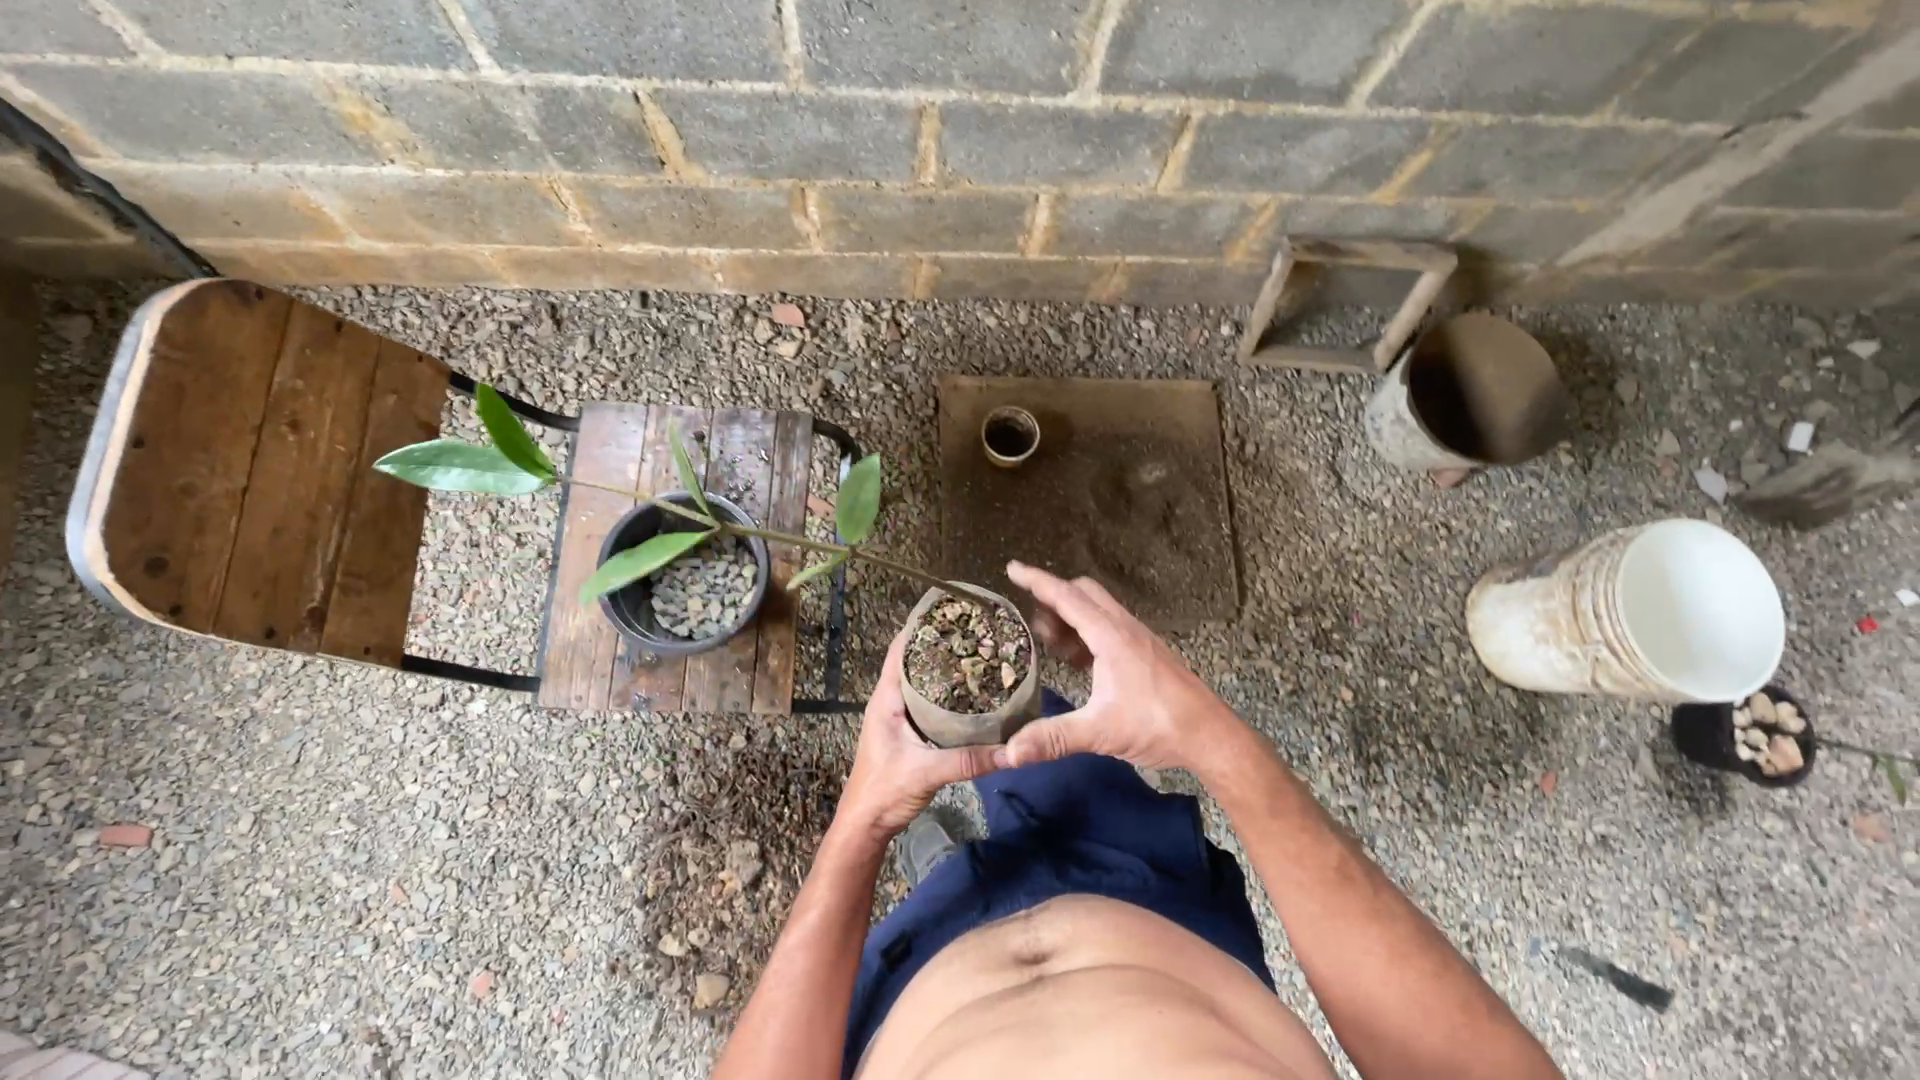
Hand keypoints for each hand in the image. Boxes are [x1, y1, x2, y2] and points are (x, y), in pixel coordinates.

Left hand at [836, 632, 1000, 842]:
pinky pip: (932, 705)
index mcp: (886, 698)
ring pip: (925, 683)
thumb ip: (968, 761)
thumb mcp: (926, 773)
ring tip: (981, 656)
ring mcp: (900, 717)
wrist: (865, 826)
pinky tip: (975, 697)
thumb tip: (1012, 750)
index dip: (922, 627)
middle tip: (978, 632)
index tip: (953, 612)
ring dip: (947, 671)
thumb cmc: (883, 791)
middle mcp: (892, 700)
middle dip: (943, 646)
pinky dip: (950, 696)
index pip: (901, 649)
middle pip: (916, 662)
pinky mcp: (911, 734)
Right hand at [1000, 561, 1243, 772]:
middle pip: (1083, 593)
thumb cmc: (1158, 725)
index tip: (1012, 568)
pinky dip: (1087, 633)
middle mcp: (1124, 628)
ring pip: (1098, 610)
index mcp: (1110, 636)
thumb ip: (1053, 738)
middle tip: (1031, 622)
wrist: (1211, 736)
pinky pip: (1109, 627)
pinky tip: (1079, 662)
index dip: (1037, 581)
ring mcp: (1139, 639)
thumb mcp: (1100, 732)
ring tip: (1050, 646)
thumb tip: (1008, 753)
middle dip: (1053, 598)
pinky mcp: (1147, 653)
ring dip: (1071, 617)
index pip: (1066, 597)